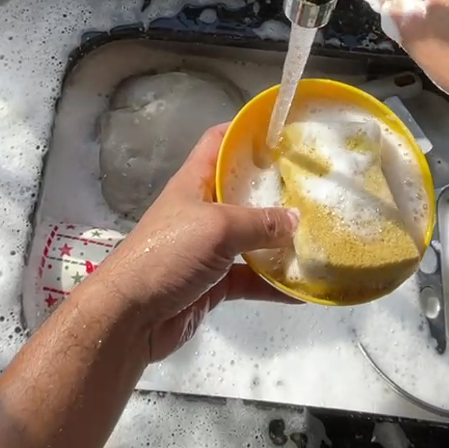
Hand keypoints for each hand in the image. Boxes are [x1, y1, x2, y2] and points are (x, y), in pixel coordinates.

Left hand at [76, 124, 297, 361]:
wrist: (131, 316)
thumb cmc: (168, 254)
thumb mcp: (217, 227)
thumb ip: (259, 223)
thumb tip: (296, 220)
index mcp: (195, 181)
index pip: (219, 141)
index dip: (245, 131)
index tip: (282, 131)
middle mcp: (203, 209)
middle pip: (242, 189)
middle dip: (274, 188)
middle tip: (313, 185)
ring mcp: (208, 247)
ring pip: (251, 236)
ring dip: (280, 240)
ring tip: (317, 236)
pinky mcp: (214, 281)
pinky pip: (251, 277)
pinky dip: (274, 283)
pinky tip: (303, 289)